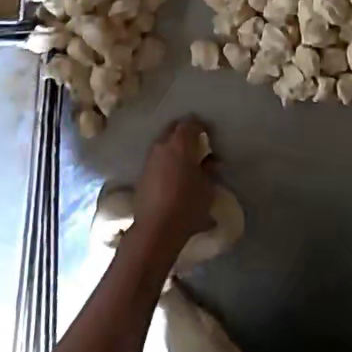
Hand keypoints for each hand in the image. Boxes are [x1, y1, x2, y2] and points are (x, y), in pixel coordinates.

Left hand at [133, 118, 214, 249]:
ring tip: (186, 162)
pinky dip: (166, 160)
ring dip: (174, 147)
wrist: (156, 228)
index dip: (201, 127)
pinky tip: (173, 175)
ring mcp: (149, 158)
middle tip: (198, 146)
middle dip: (185, 133)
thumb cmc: (187, 205)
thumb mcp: (207, 188)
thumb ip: (209, 171)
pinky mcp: (142, 172)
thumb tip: (210, 163)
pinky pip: (156, 158)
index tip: (209, 137)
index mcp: (180, 144)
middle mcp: (162, 145)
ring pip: (163, 143)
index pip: (191, 123)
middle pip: (174, 129)